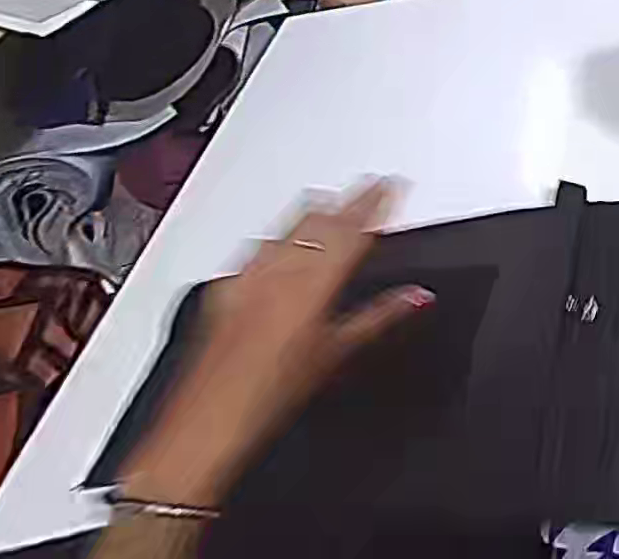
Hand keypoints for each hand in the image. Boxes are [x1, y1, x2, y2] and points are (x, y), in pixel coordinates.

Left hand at [121, 179, 430, 506]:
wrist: (200, 432)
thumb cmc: (265, 400)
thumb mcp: (337, 356)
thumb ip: (381, 317)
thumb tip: (417, 296)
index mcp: (313, 287)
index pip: (352, 231)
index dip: (375, 203)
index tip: (390, 186)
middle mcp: (279, 276)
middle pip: (320, 222)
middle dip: (348, 200)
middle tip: (370, 185)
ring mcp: (247, 281)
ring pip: (287, 230)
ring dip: (313, 211)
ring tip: (329, 198)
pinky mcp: (222, 293)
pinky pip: (257, 249)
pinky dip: (278, 235)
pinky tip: (278, 236)